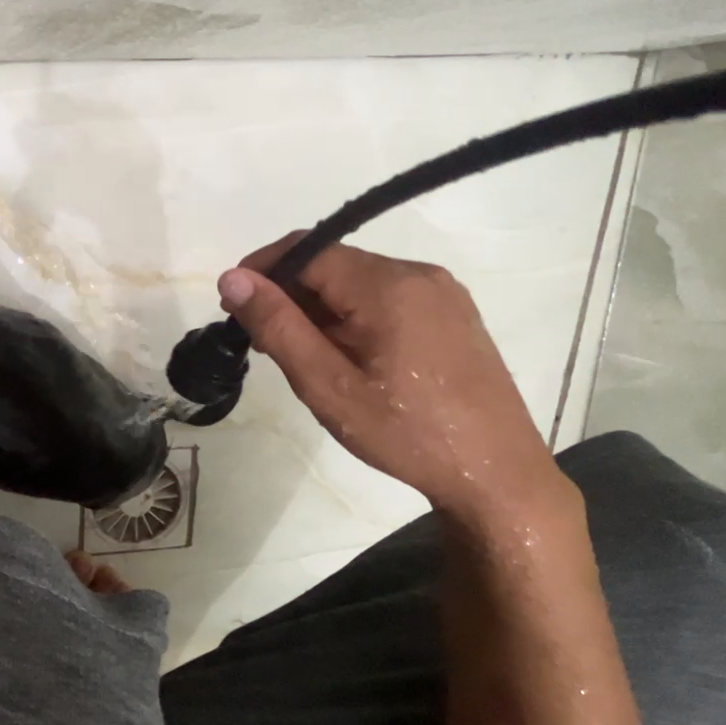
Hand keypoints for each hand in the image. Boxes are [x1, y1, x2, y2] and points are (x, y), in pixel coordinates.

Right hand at [219, 232, 567, 514]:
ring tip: (299, 357)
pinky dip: (347, 316)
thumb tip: (231, 278)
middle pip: (331, 263)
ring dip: (315, 308)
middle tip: (261, 343)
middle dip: (286, 293)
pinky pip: (382, 297)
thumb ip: (276, 325)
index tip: (232, 308)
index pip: (306, 250)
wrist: (494, 475)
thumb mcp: (325, 383)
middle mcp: (418, 274)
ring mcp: (440, 293)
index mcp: (388, 286)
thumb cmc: (404, 432)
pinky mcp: (450, 314)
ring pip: (355, 281)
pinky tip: (341, 357)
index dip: (260, 270)